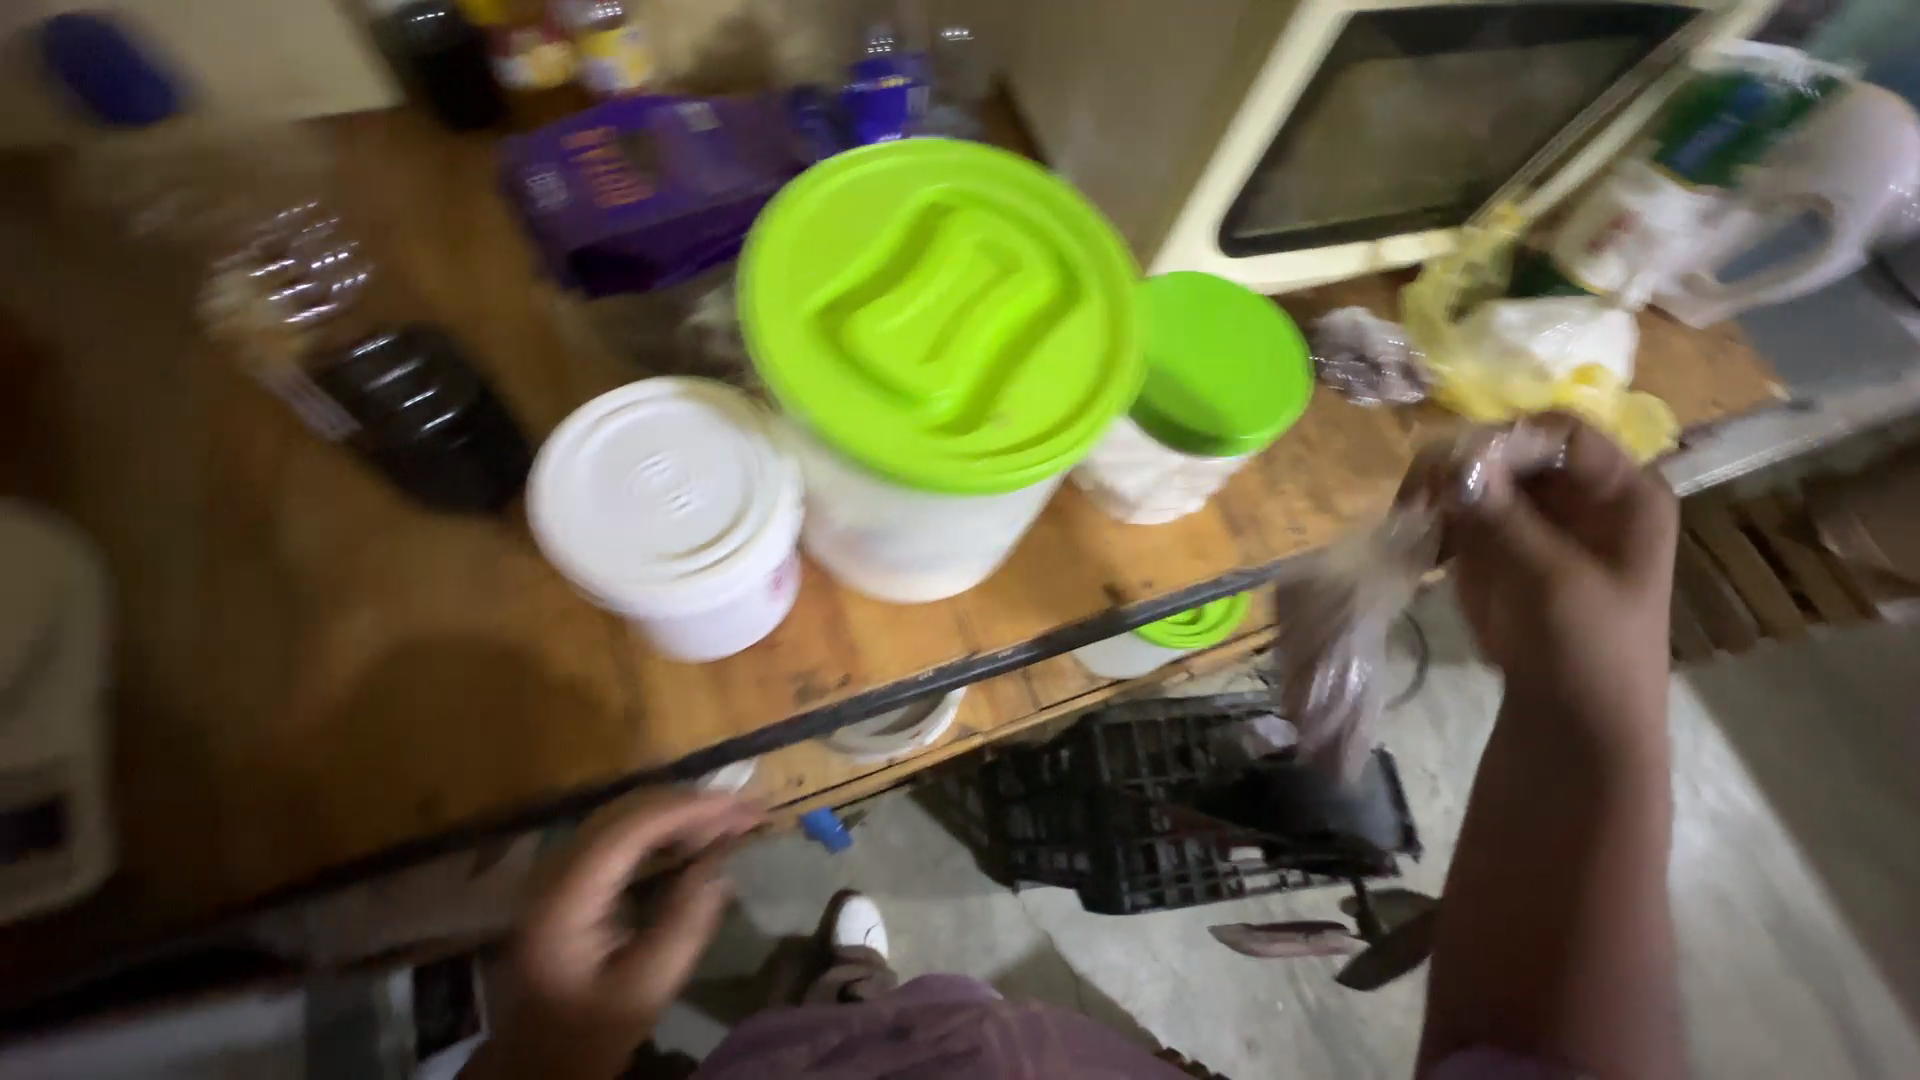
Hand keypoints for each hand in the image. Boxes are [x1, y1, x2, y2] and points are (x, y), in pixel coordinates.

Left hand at [472, 790, 761, 1079]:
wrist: (540, 1056)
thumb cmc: (592, 1029)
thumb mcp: (646, 987)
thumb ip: (685, 922)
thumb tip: (723, 862)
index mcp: (567, 898)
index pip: (631, 829)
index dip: (689, 810)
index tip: (740, 808)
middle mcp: (556, 869)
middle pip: (630, 810)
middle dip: (693, 804)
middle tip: (747, 811)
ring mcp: (561, 867)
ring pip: (628, 813)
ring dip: (682, 811)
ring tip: (733, 820)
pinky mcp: (573, 873)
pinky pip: (624, 830)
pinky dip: (666, 825)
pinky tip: (699, 835)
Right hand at [1446, 415, 1678, 732]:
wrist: (1570, 712)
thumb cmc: (1588, 646)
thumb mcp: (1553, 579)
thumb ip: (1506, 518)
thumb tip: (1453, 463)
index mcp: (1618, 492)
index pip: (1561, 433)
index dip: (1509, 441)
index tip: (1457, 472)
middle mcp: (1573, 492)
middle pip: (1507, 449)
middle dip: (1458, 468)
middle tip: (1418, 500)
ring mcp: (1529, 516)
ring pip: (1470, 477)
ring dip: (1434, 494)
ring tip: (1410, 523)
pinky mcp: (1491, 542)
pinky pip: (1451, 511)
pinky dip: (1428, 523)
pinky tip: (1417, 551)